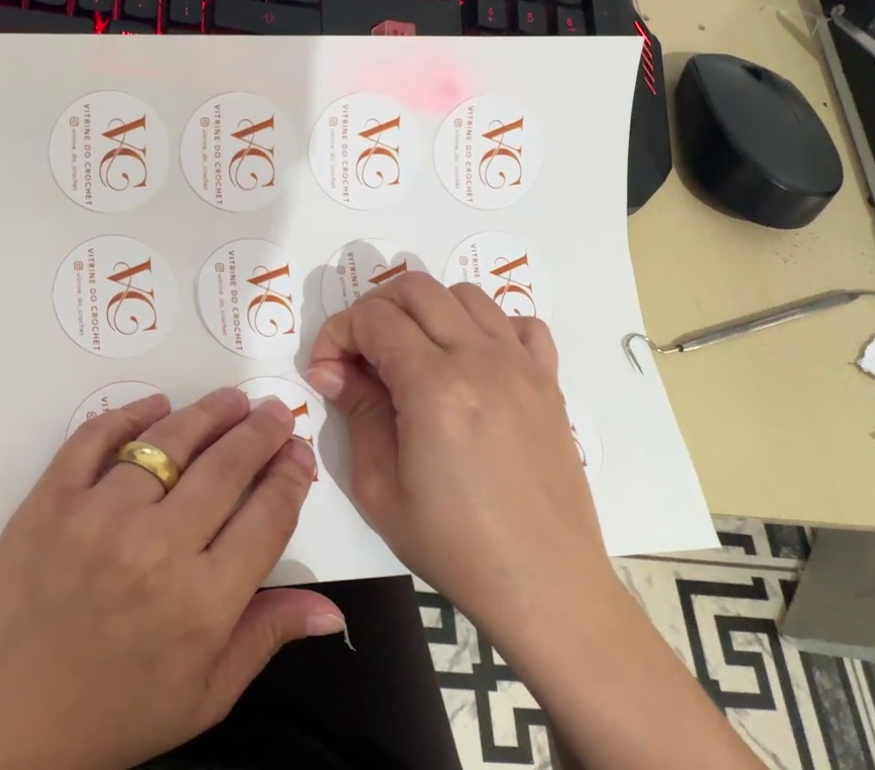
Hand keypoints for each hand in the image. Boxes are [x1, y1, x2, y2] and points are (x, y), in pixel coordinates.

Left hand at [0, 388, 343, 769]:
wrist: (0, 719)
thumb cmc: (110, 716)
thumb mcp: (202, 698)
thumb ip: (265, 639)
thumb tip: (332, 609)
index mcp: (203, 602)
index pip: (266, 517)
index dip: (290, 478)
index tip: (300, 454)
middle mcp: (156, 547)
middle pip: (224, 468)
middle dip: (259, 433)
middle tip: (276, 409)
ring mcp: (97, 516)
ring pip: (166, 444)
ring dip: (206, 414)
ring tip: (231, 398)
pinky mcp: (49, 500)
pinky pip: (93, 439)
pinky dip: (128, 415)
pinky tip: (155, 405)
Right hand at [306, 272, 614, 639]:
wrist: (544, 585)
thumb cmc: (453, 545)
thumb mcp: (378, 486)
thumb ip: (357, 412)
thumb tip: (333, 371)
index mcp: (435, 386)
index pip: (372, 319)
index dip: (336, 336)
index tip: (326, 375)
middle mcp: (481, 360)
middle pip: (415, 288)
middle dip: (373, 311)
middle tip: (358, 359)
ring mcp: (523, 367)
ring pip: (465, 294)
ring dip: (425, 312)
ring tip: (408, 356)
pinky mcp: (549, 384)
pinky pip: (519, 323)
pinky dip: (485, 325)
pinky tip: (468, 361)